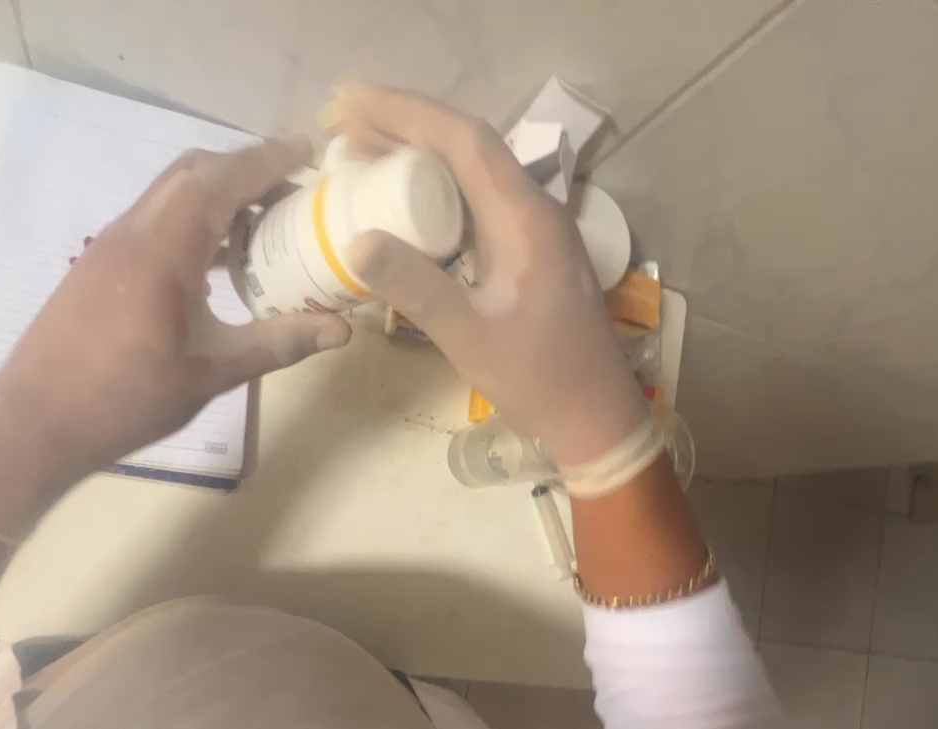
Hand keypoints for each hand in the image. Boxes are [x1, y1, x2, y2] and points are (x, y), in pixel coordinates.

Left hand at [0, 137, 350, 539]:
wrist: (39, 420)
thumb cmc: (128, 398)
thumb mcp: (214, 372)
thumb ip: (278, 343)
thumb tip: (341, 329)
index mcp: (164, 249)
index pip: (221, 180)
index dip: (267, 161)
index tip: (308, 152)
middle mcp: (135, 230)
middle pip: (195, 172)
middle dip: (246, 170)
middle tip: (293, 193)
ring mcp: (112, 244)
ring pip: (172, 194)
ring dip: (219, 195)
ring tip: (265, 226)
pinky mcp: (103, 264)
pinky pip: (158, 220)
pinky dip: (196, 221)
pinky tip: (219, 263)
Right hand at [328, 84, 650, 483]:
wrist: (593, 414)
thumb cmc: (538, 378)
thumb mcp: (470, 337)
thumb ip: (417, 288)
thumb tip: (358, 240)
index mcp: (526, 219)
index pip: (464, 141)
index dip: (405, 113)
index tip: (350, 104)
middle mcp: (534, 212)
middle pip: (467, 149)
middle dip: (405, 130)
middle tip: (343, 130)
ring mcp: (535, 233)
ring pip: (473, 177)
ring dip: (420, 160)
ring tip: (364, 158)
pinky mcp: (529, 255)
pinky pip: (478, 208)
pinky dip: (437, 198)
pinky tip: (407, 209)